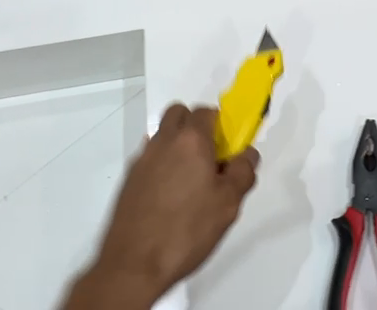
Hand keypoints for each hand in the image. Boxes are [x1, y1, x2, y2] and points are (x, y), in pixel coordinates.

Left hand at [62, 104, 260, 309]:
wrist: (133, 265)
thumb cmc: (187, 230)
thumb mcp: (228, 205)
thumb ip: (242, 172)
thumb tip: (247, 154)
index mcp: (191, 140)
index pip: (206, 111)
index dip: (221, 124)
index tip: (228, 149)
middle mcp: (164, 140)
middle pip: (179, 113)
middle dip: (195, 125)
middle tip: (208, 157)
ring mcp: (142, 158)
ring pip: (162, 135)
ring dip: (177, 145)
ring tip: (189, 182)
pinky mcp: (128, 179)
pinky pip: (149, 158)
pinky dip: (161, 164)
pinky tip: (169, 197)